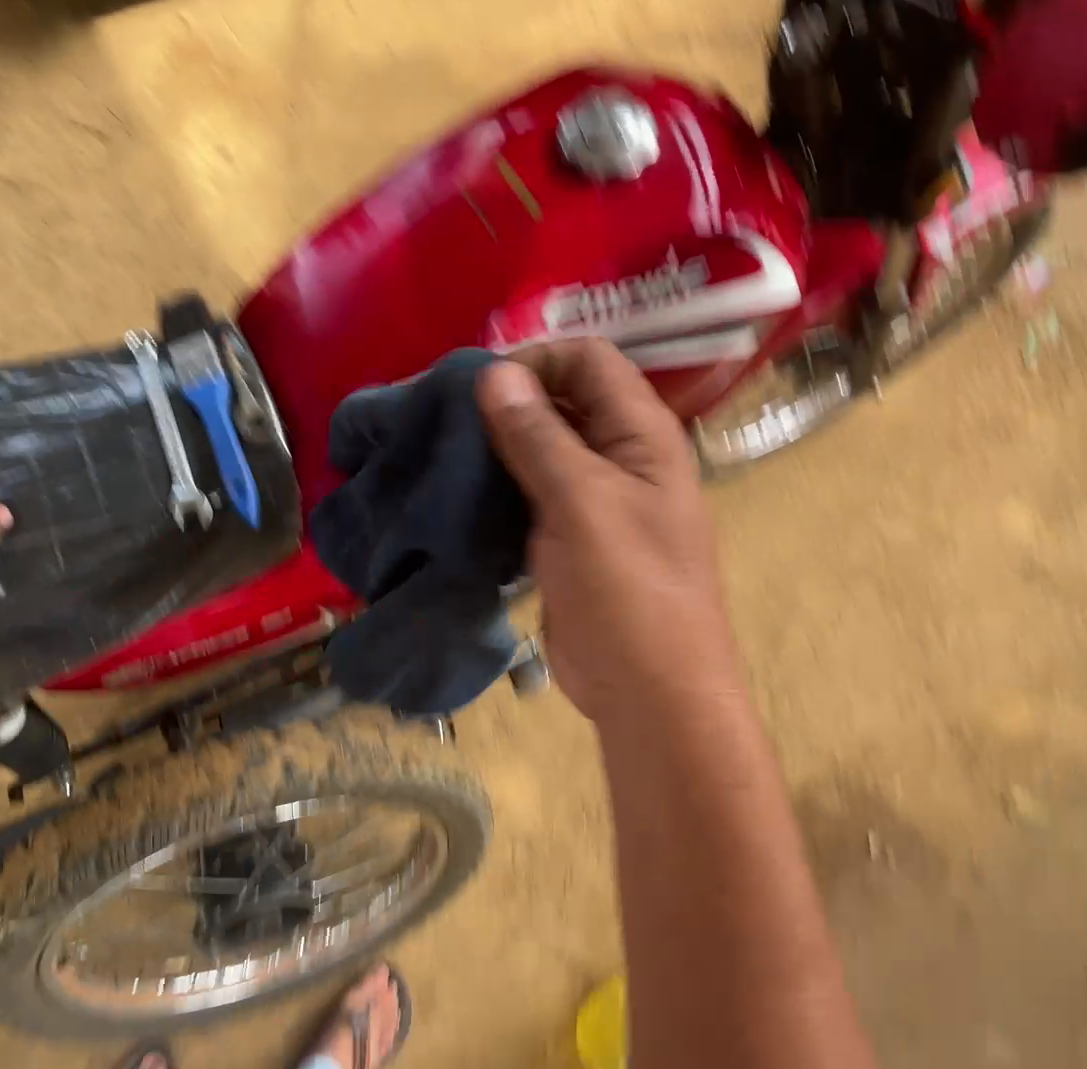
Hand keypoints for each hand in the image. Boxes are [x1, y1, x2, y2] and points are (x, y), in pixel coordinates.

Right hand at [477, 339, 740, 722]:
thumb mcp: (582, 503)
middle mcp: (620, 457)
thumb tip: (495, 372)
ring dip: (496, 444)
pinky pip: (529, 493)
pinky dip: (497, 486)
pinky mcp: (566, 537)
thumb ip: (538, 436)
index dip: (537, 360)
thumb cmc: (627, 592)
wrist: (646, 689)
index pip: (588, 361)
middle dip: (508, 400)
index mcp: (642, 434)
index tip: (477, 387)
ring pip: (540, 449)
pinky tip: (457, 492)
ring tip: (440, 448)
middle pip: (562, 401)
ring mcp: (593, 500)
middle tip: (444, 416)